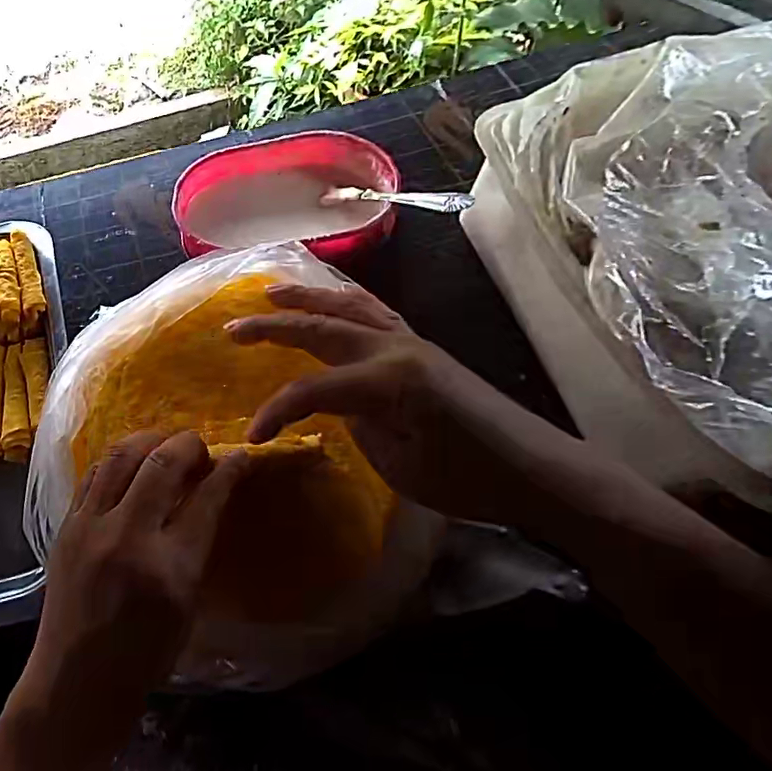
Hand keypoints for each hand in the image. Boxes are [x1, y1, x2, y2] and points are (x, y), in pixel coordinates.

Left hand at [26, 432, 248, 706]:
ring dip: (148, 441)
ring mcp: (90, 526)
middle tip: (200, 446)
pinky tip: (129, 461)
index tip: (239, 458)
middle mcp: (128, 536)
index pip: (206, 500)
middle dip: (189, 444)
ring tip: (164, 443)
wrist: (76, 678)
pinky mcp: (66, 524)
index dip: (228, 471)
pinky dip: (116, 461)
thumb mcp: (187, 607)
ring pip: (120, 457)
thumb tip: (205, 498)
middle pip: (162, 463)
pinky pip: (93, 475)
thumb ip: (195, 548)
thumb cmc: (143, 657)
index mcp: (170, 568)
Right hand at [227, 283, 534, 523]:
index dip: (275, 411)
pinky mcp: (422, 346)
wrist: (538, 472)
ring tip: (272, 291)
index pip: (311, 389)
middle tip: (232, 327)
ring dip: (306, 298)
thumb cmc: (468, 479)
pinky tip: (332, 298)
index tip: (252, 436)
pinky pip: (375, 311)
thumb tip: (330, 405)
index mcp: (387, 383)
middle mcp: (395, 350)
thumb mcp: (398, 463)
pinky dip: (344, 299)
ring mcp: (410, 342)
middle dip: (272, 327)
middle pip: (320, 328)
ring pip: (348, 307)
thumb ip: (355, 423)